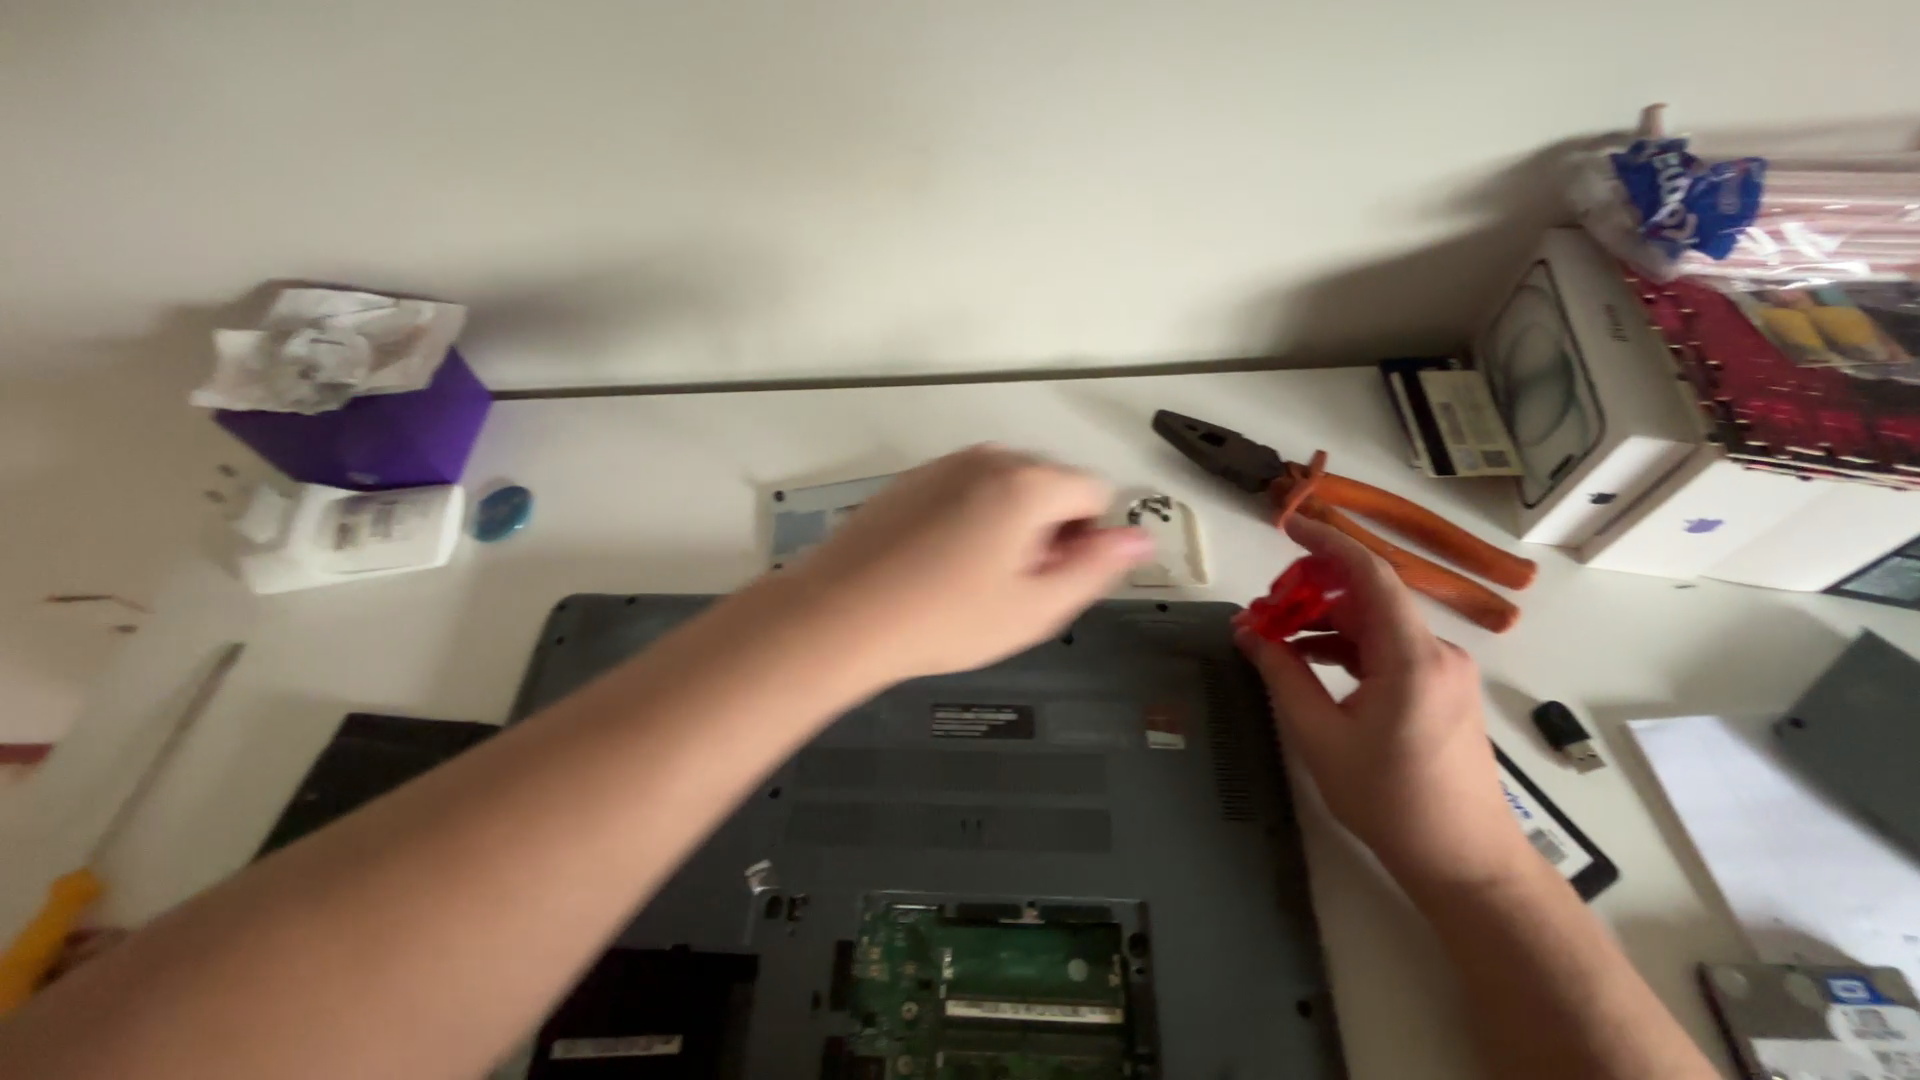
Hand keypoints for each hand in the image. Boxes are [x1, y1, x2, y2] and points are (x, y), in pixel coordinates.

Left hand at [786, 445, 1152, 679]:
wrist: (839, 615)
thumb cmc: (944, 619)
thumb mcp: (1035, 607)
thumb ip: (1097, 567)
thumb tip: (1139, 538)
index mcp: (1027, 482)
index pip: (1095, 494)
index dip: (1085, 541)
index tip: (1048, 579)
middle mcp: (987, 459)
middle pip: (1050, 485)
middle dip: (1047, 530)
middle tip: (1010, 586)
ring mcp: (943, 465)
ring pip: (1006, 489)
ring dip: (1008, 526)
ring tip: (971, 580)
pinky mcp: (909, 480)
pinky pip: (964, 492)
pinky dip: (968, 520)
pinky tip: (937, 566)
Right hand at [1236, 517, 1532, 897]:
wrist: (1463, 859)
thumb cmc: (1389, 799)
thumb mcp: (1319, 737)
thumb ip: (1283, 675)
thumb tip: (1250, 634)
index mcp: (1411, 657)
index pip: (1370, 575)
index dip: (1327, 544)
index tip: (1288, 527)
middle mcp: (1436, 653)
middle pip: (1368, 599)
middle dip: (1310, 594)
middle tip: (1260, 610)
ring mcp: (1443, 672)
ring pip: (1375, 626)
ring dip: (1324, 624)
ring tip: (1272, 640)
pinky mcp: (1441, 691)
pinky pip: (1387, 651)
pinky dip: (1346, 648)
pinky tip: (1309, 664)